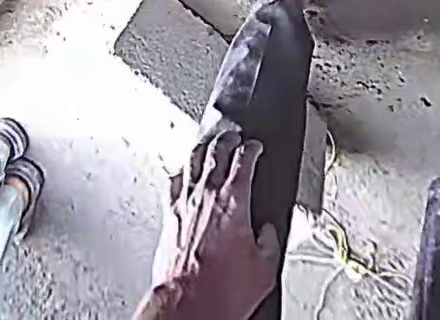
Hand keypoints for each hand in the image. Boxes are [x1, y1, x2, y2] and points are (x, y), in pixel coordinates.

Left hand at [143, 128, 279, 319]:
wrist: (187, 304)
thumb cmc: (221, 290)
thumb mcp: (264, 269)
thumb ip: (270, 242)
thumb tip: (268, 231)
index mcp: (234, 200)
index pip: (244, 159)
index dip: (252, 148)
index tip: (255, 146)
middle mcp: (208, 193)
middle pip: (217, 150)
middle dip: (228, 139)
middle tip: (234, 136)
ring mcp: (186, 200)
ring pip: (194, 158)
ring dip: (205, 147)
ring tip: (211, 143)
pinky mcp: (170, 213)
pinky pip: (174, 180)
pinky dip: (182, 170)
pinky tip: (184, 171)